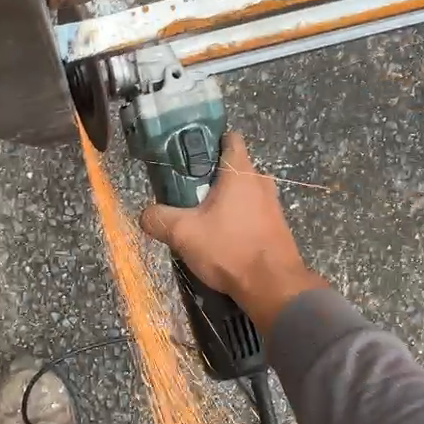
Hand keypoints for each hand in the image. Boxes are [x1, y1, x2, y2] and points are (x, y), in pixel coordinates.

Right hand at [139, 132, 325, 334]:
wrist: (273, 286)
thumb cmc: (229, 249)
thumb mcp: (183, 234)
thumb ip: (159, 219)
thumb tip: (146, 215)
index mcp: (240, 171)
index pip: (228, 137)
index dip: (208, 141)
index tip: (189, 157)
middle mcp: (261, 181)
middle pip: (232, 169)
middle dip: (210, 180)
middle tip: (188, 198)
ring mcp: (273, 205)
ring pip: (243, 194)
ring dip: (225, 204)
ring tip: (203, 223)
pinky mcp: (277, 227)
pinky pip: (253, 214)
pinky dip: (238, 221)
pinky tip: (223, 240)